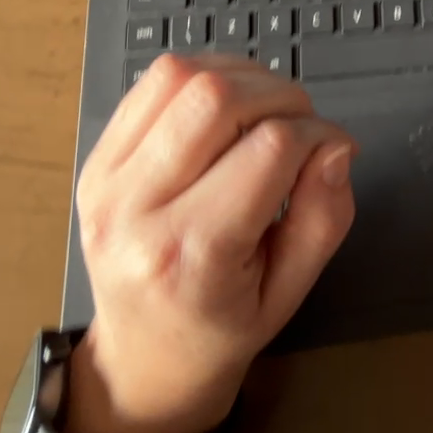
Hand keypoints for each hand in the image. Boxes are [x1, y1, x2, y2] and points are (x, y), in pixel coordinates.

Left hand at [64, 54, 357, 432]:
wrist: (140, 358)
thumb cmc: (224, 326)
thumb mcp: (294, 290)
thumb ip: (326, 216)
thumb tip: (335, 147)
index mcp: (191, 254)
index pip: (270, 148)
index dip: (319, 134)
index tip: (334, 152)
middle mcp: (136, 210)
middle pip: (217, 98)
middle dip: (282, 96)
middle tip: (304, 126)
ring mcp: (106, 179)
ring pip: (181, 77)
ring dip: (243, 79)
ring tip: (267, 112)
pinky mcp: (97, 159)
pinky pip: (153, 82)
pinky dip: (205, 74)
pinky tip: (230, 105)